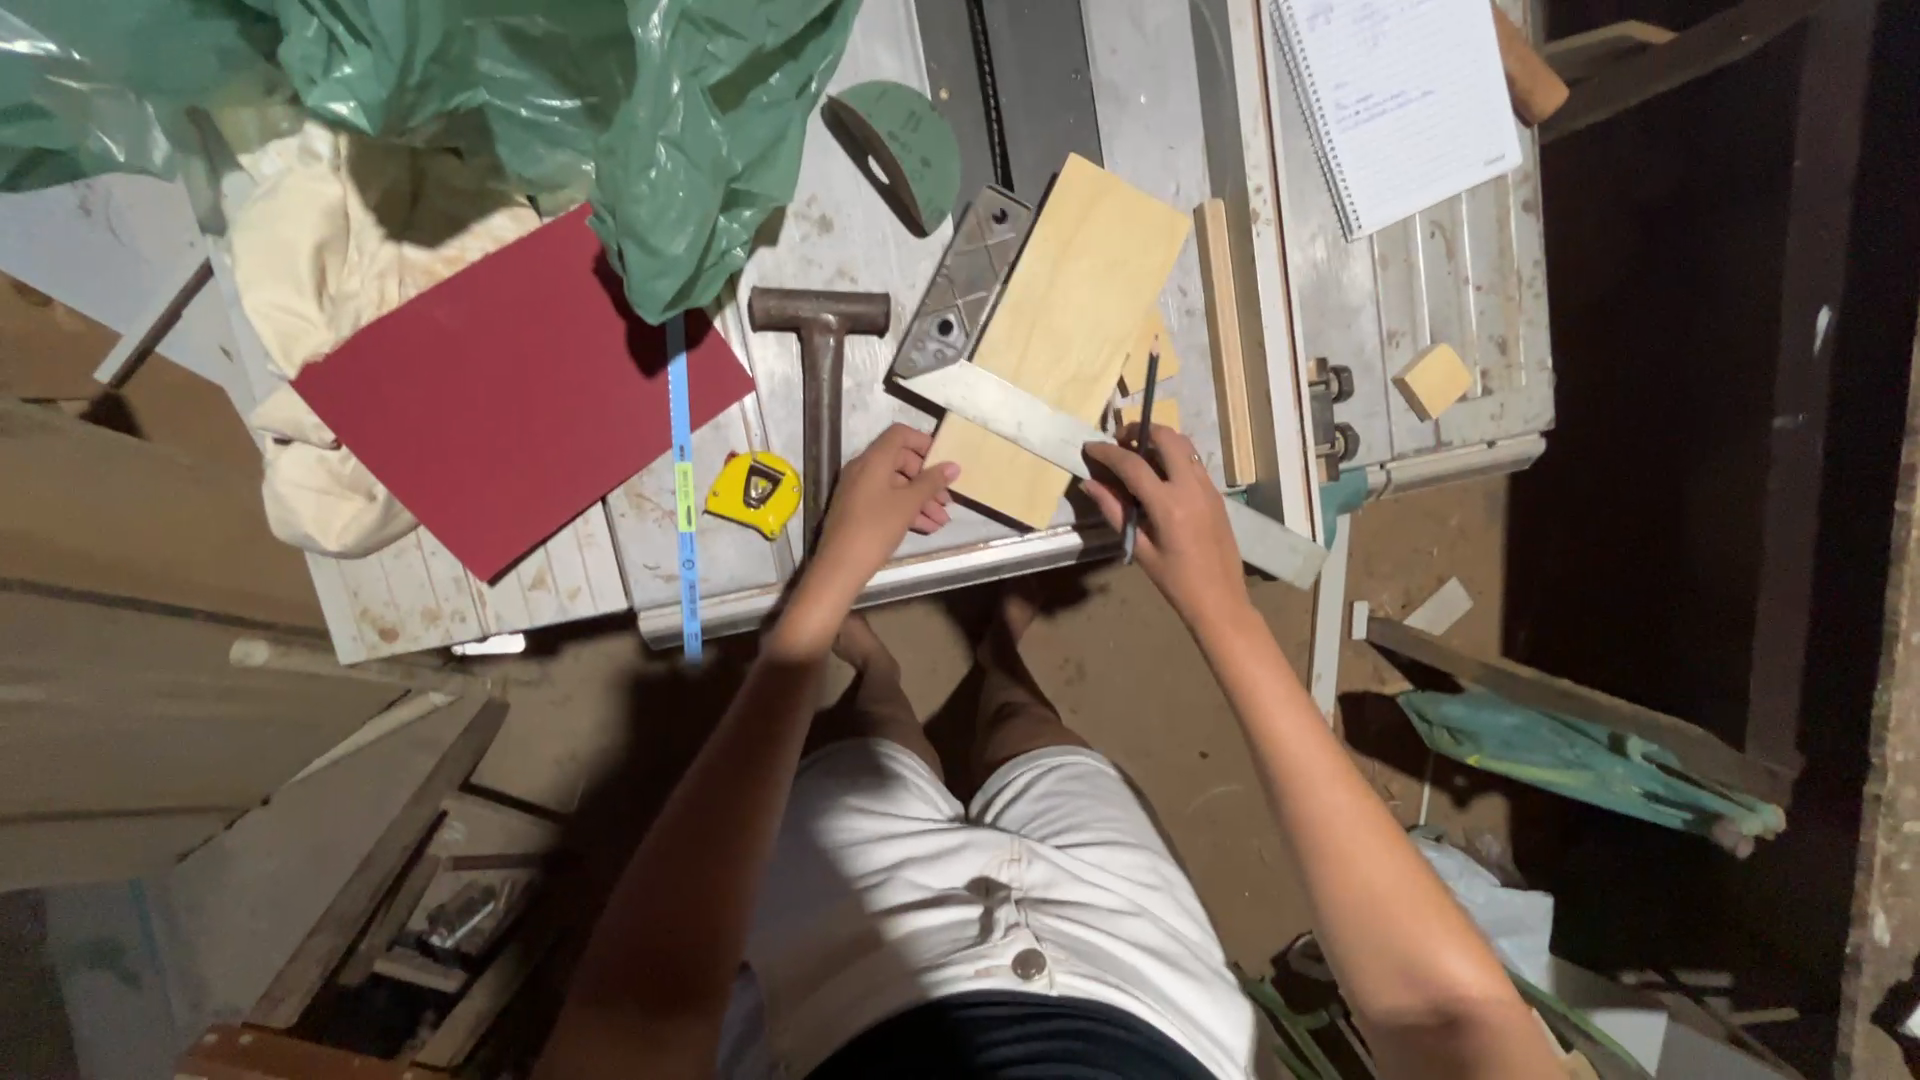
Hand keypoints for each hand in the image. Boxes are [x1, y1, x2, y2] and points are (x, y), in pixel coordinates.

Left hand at [811, 423, 959, 590]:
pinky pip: (887, 500)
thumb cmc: (876, 528)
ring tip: (941, 520)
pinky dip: (906, 510)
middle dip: (927, 480)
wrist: (840, 566)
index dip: (923, 442)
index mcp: (873, 460)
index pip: (900, 434)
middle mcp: (863, 469)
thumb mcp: (908, 504)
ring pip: (896, 485)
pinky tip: (927, 528)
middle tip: (946, 500)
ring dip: (921, 500)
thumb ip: (931, 482)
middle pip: (901, 461)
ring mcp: (859, 490)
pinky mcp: (858, 509)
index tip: (943, 460)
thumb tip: (953, 466)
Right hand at [1082, 425, 1250, 630]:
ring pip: (1184, 445)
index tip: (1090, 446)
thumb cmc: (1175, 581)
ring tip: (1137, 454)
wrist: (1220, 599)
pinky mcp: (1216, 494)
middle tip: (1119, 442)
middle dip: (1139, 431)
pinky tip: (1158, 474)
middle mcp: (1191, 487)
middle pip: (1166, 437)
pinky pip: (1193, 462)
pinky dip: (1173, 456)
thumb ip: (1115, 511)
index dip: (1107, 452)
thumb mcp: (1141, 548)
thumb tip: (1090, 484)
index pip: (1132, 464)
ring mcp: (1208, 488)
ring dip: (1158, 440)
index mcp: (1168, 505)